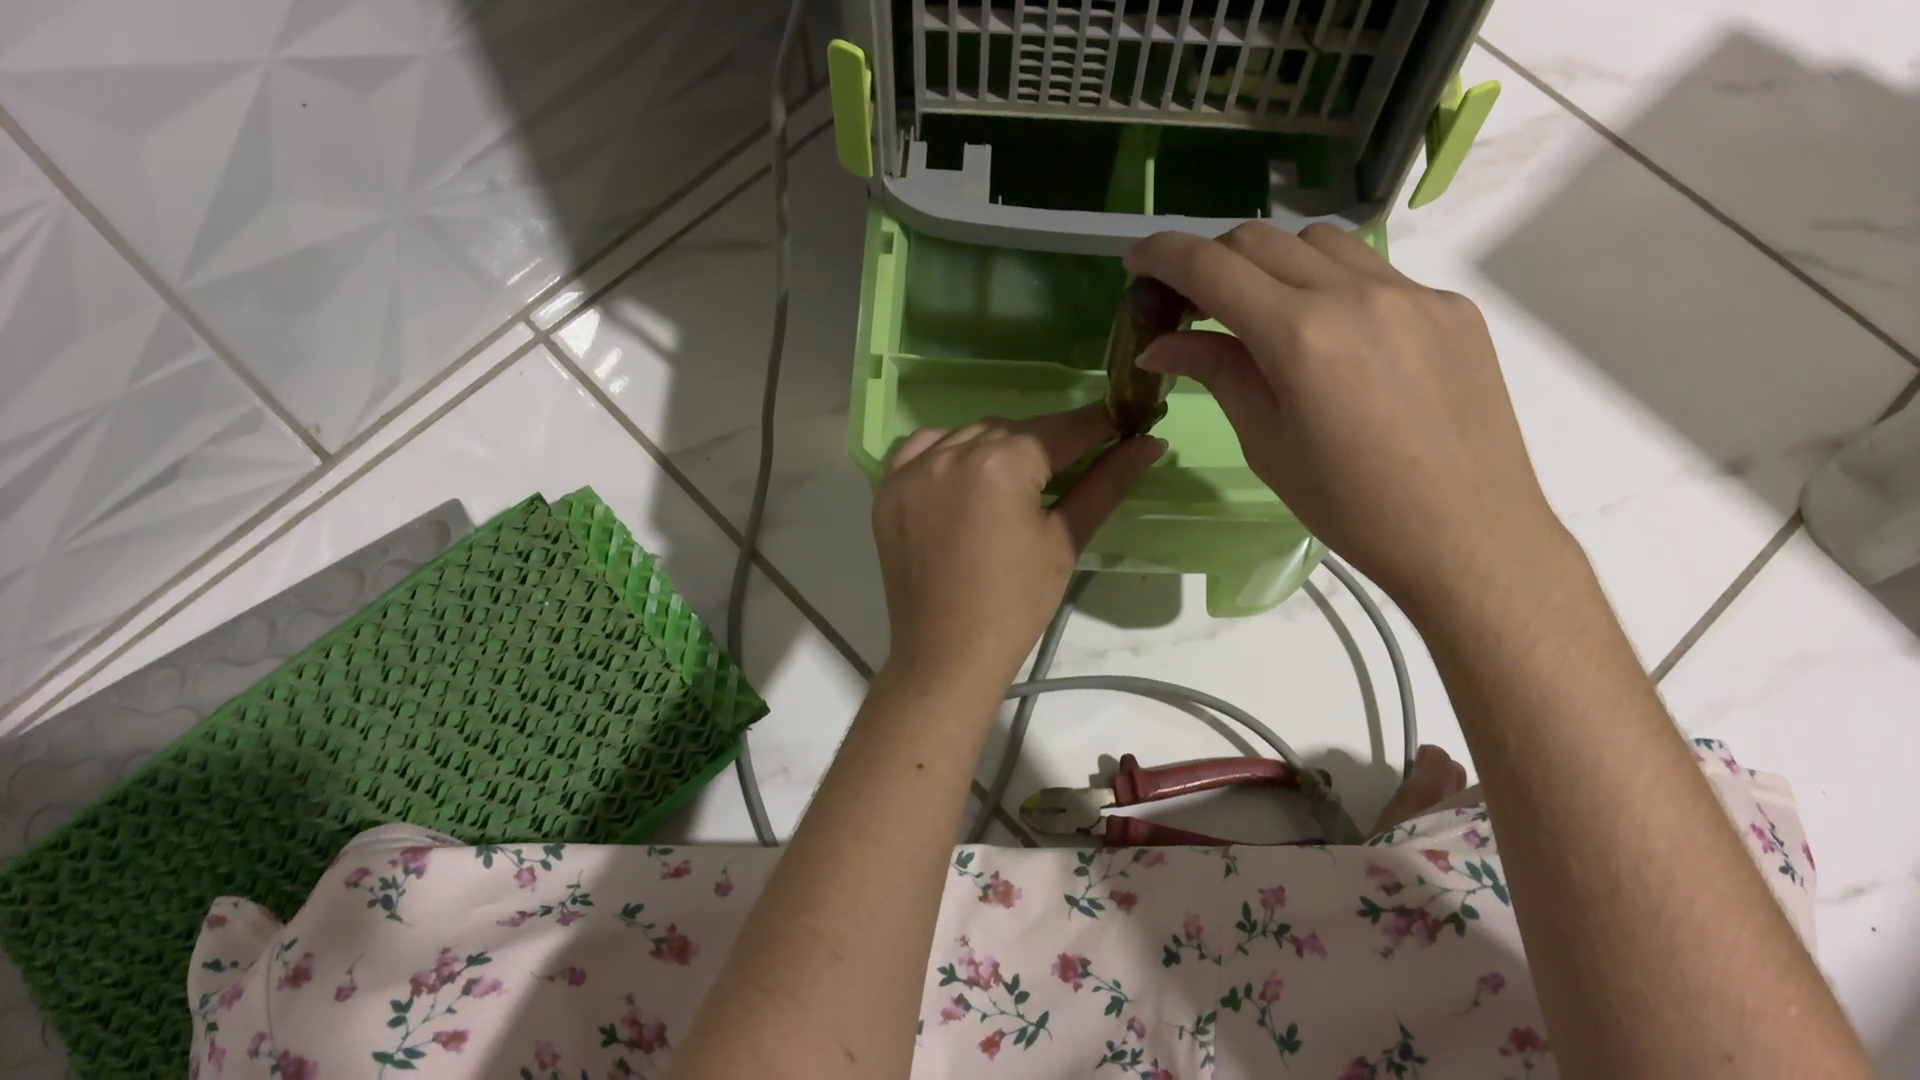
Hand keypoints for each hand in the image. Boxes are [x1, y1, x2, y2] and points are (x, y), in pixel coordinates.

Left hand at [872, 404, 1164, 687]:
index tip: (1123, 419)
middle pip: (1014, 430)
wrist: (946, 655)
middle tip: (1073, 464)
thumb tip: (1147, 444)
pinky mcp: (888, 490)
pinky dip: (948, 451)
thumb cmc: (1016, 605)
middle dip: (1047, 442)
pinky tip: (965, 473)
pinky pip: (922, 449)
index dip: (1097, 423)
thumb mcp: (1065, 541)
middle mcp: (952, 452)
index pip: (1060, 429)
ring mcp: (913, 469)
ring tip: (1018, 479)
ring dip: (998, 446)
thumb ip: (1105, 484)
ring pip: (969, 435)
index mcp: (1000, 464)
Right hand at [1124, 223, 1575, 613]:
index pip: (1211, 266)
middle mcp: (1356, 293)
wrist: (1467, 534)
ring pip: (1320, 242)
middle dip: (1212, 259)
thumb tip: (1161, 343)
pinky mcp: (1450, 307)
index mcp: (1300, 336)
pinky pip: (1375, 271)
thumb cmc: (1351, 506)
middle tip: (1192, 302)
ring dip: (1273, 262)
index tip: (1136, 264)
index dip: (1161, 255)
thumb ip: (1217, 372)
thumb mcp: (1266, 442)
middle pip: (1259, 239)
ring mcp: (1412, 293)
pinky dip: (1333, 286)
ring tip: (1264, 312)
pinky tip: (1336, 340)